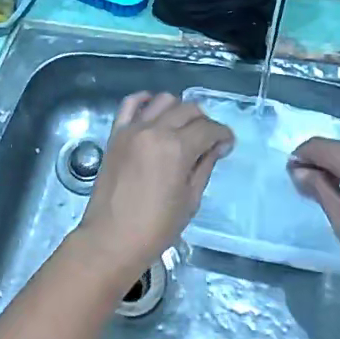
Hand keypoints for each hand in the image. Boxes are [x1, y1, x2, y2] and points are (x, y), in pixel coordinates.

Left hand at [71, 92, 234, 281]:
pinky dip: (145, 101)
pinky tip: (155, 111)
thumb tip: (216, 146)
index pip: (208, 128)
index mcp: (177, 148)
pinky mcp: (116, 133)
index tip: (227, 145)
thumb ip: (204, 166)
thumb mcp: (190, 199)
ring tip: (182, 128)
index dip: (223, 135)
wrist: (112, 238)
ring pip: (163, 100)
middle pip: (188, 109)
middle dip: (204, 122)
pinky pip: (130, 104)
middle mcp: (155, 130)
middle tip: (208, 140)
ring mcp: (132, 129)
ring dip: (178, 109)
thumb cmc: (156, 227)